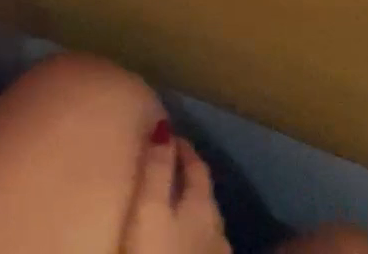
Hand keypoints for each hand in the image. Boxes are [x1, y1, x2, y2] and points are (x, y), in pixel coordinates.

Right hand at [122, 123, 230, 253]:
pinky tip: (185, 244)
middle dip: (191, 175)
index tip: (169, 133)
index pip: (197, 168)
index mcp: (202, 207)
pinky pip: (206, 246)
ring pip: (209, 222)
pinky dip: (195, 233)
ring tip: (175, 201)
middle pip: (206, 194)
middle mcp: (218, 229)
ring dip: (195, 205)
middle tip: (171, 163)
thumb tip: (164, 126)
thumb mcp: (149, 210)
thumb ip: (156, 170)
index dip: (184, 148)